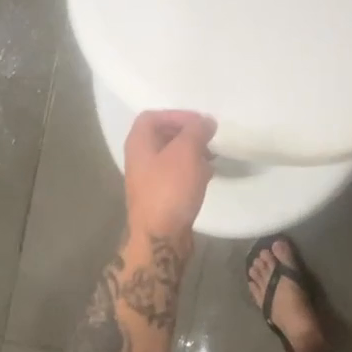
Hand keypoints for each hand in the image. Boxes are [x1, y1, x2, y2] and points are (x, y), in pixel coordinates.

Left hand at [123, 110, 215, 241]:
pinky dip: (192, 170)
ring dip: (192, 152)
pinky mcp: (160, 196)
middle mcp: (139, 159)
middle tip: (209, 138)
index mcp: (139, 144)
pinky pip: (176, 175)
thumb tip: (205, 122)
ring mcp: (149, 179)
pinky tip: (207, 176)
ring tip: (212, 157)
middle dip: (187, 134)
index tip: (200, 122)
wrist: (161, 236)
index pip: (153, 117)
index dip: (176, 115)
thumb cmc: (170, 189)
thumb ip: (196, 131)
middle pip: (162, 135)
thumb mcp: (186, 153)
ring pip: (171, 156)